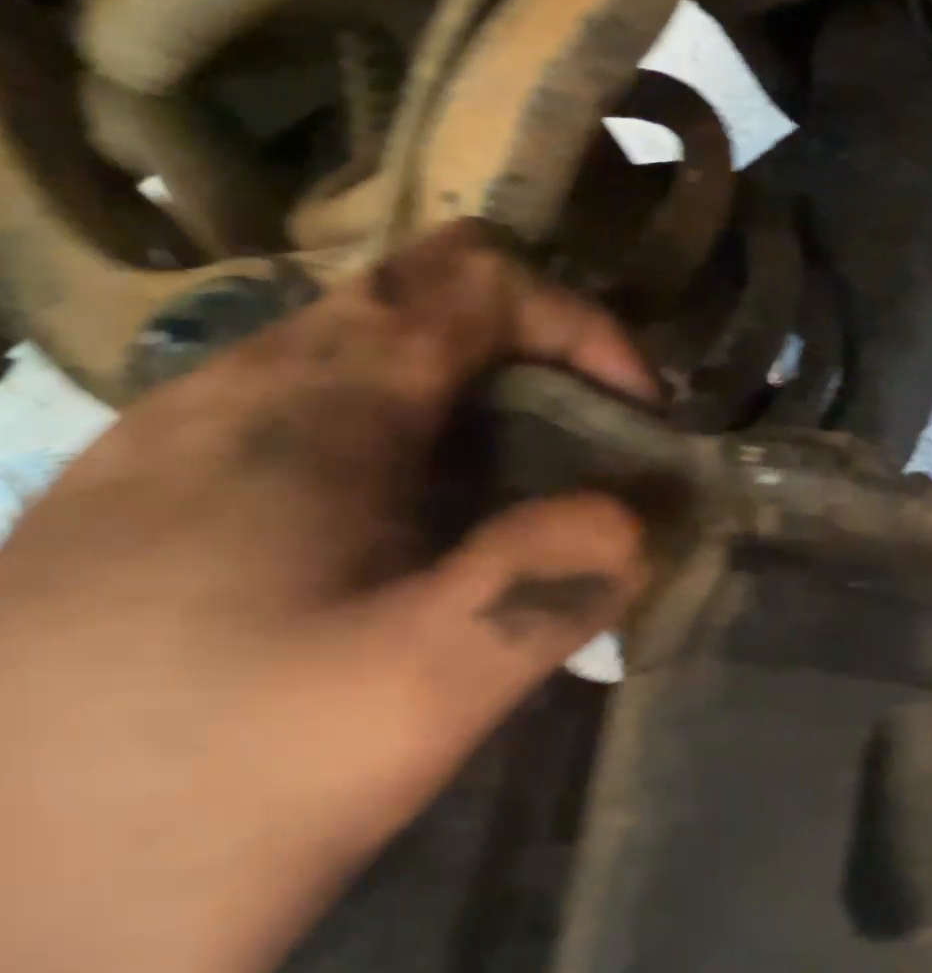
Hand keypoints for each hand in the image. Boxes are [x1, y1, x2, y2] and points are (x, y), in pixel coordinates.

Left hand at [0, 221, 652, 972]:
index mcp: (302, 410)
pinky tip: (416, 556)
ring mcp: (179, 450)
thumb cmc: (201, 793)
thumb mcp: (415, 697)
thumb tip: (637, 517)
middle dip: (544, 378)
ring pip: (374, 374)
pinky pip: (322, 433)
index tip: (634, 421)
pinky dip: (415, 461)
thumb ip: (547, 584)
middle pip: (428, 315)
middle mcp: (233, 396)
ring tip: (524, 518)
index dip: (580, 325)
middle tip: (596, 476)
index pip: (473, 277)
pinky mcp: (155, 511)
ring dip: (482, 422)